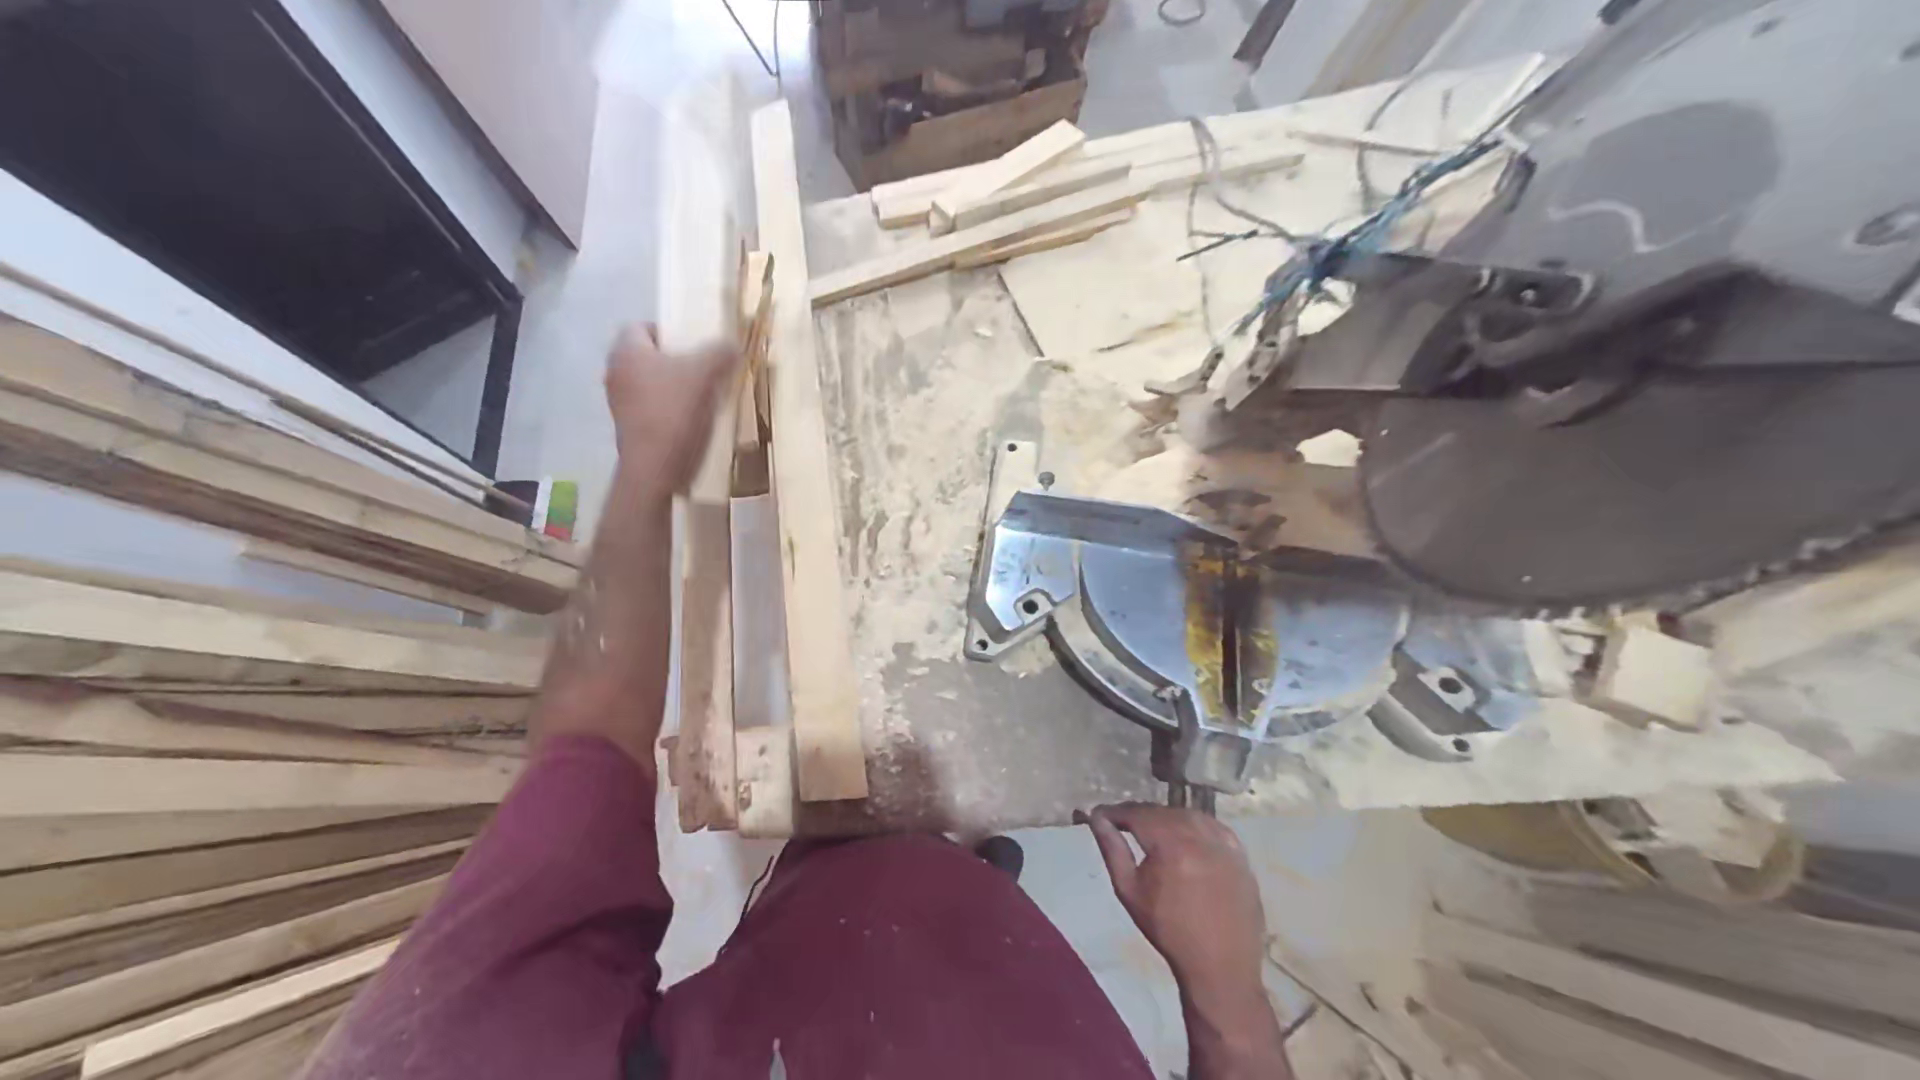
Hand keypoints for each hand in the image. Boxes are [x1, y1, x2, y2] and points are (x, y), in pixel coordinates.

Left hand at [604, 324, 738, 493]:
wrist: (656, 469)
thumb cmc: (675, 412)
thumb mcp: (706, 374)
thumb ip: (720, 352)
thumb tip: (732, 345)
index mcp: (627, 352)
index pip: (640, 326)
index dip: (668, 330)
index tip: (694, 344)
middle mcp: (616, 373)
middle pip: (647, 357)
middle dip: (676, 360)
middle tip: (705, 369)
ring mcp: (620, 404)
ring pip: (650, 384)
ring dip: (675, 387)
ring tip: (704, 397)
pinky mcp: (630, 429)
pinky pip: (652, 409)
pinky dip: (671, 410)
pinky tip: (694, 421)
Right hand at [1081, 804, 1267, 998]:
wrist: (1220, 966)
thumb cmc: (1168, 930)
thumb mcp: (1129, 890)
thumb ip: (1112, 849)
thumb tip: (1097, 818)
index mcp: (1171, 845)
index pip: (1137, 814)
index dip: (1115, 812)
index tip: (1099, 815)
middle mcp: (1199, 837)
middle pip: (1162, 812)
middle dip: (1140, 815)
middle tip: (1123, 823)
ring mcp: (1224, 845)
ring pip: (1188, 815)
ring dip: (1167, 817)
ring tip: (1153, 831)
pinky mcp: (1241, 856)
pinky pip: (1214, 826)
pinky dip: (1196, 824)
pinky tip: (1187, 834)